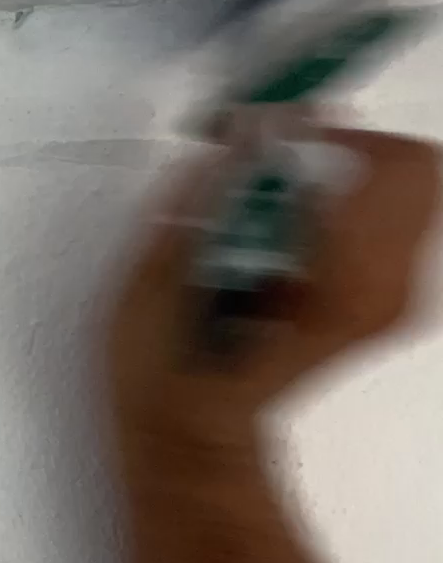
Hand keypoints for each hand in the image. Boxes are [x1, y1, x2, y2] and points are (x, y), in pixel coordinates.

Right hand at [108, 116, 440, 450]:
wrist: (189, 428)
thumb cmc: (160, 372)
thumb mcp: (150, 294)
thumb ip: (191, 217)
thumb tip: (230, 147)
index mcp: (339, 283)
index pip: (383, 165)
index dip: (321, 134)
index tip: (259, 134)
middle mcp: (390, 283)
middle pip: (412, 168)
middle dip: (336, 151)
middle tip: (262, 162)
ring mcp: (396, 291)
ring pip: (402, 191)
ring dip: (330, 180)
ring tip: (252, 208)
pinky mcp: (385, 294)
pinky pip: (384, 222)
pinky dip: (334, 207)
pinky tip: (268, 236)